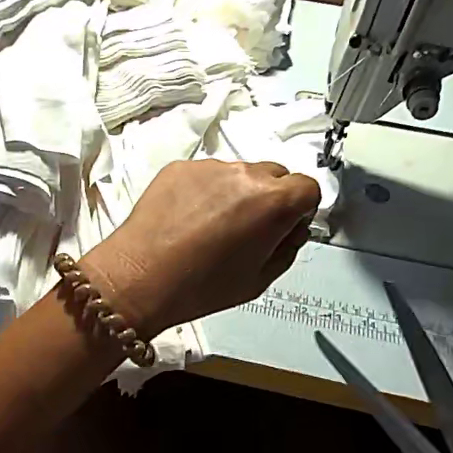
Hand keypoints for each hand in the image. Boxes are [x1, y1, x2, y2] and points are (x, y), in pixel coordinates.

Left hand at [79, 159, 319, 336]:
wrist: (143, 277)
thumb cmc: (197, 285)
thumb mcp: (260, 279)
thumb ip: (287, 248)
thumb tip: (291, 232)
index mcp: (273, 202)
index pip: (309, 187)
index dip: (302, 207)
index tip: (290, 221)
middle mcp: (245, 176)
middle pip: (275, 175)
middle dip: (271, 199)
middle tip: (252, 230)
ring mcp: (211, 168)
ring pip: (240, 174)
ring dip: (236, 194)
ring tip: (214, 230)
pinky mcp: (181, 168)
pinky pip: (206, 174)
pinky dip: (205, 192)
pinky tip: (192, 222)